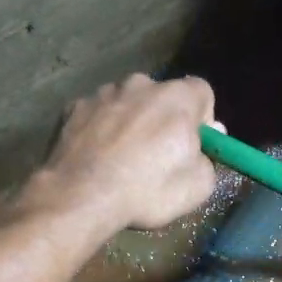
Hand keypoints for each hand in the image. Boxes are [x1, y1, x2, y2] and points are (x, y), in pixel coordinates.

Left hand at [27, 74, 220, 230]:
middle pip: (161, 97)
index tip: (193, 146)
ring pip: (126, 103)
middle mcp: (140, 83)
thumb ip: (207, 160)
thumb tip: (200, 146)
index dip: (201, 120)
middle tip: (156, 157)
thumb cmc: (146, 191)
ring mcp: (103, 93)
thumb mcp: (197, 188)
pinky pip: (96, 115)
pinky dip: (99, 130)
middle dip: (163, 120)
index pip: (202, 93)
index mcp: (177, 97)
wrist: (81, 198)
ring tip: (120, 160)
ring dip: (130, 123)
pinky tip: (95, 157)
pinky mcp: (74, 107)